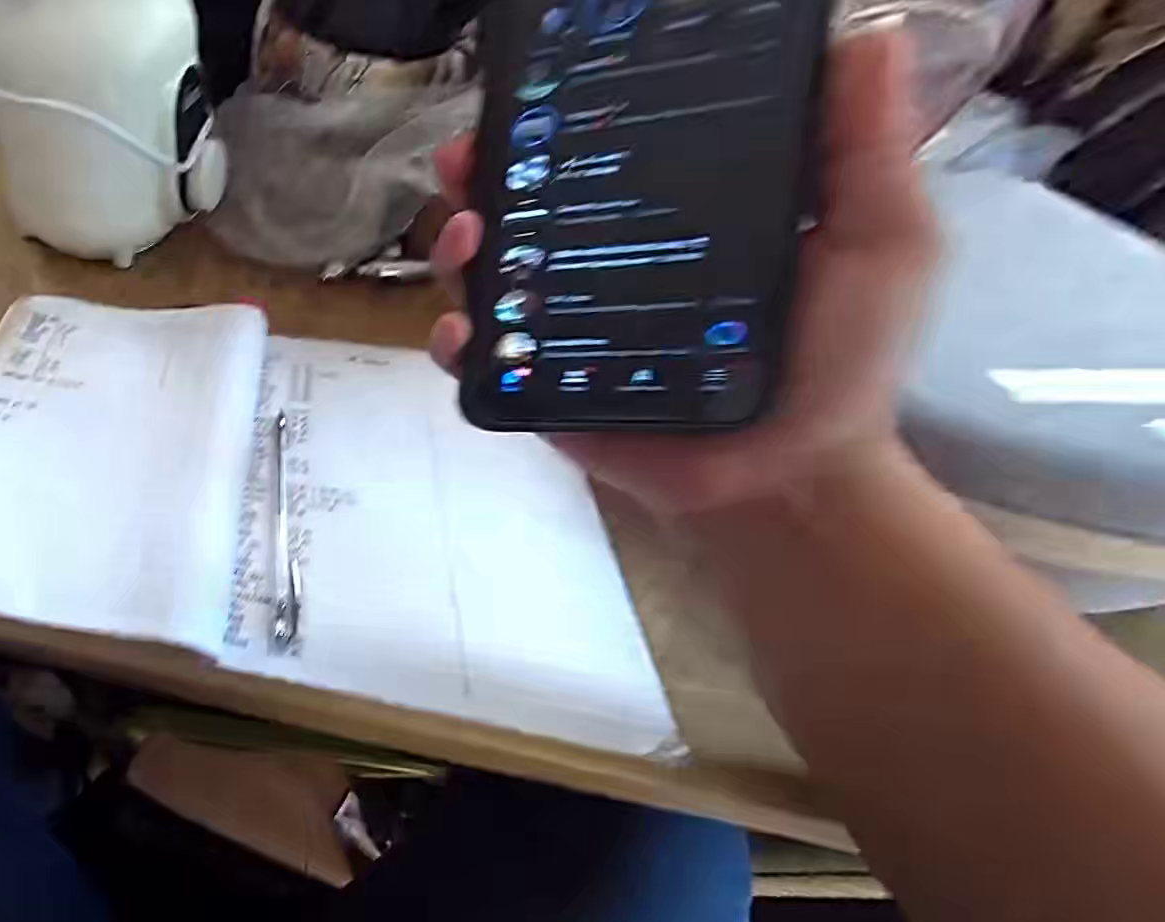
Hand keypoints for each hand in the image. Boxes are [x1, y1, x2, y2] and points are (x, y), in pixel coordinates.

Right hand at [428, 29, 937, 515]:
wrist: (780, 472)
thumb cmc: (835, 361)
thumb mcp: (873, 239)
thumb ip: (859, 151)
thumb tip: (855, 36)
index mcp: (658, 231)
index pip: (588, 169)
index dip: (546, 132)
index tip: (524, 101)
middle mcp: (595, 276)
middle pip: (518, 220)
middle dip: (479, 185)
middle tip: (466, 165)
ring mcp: (558, 335)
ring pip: (484, 284)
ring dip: (455, 254)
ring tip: (465, 239)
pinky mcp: (535, 389)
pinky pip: (477, 364)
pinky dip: (455, 343)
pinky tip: (459, 329)